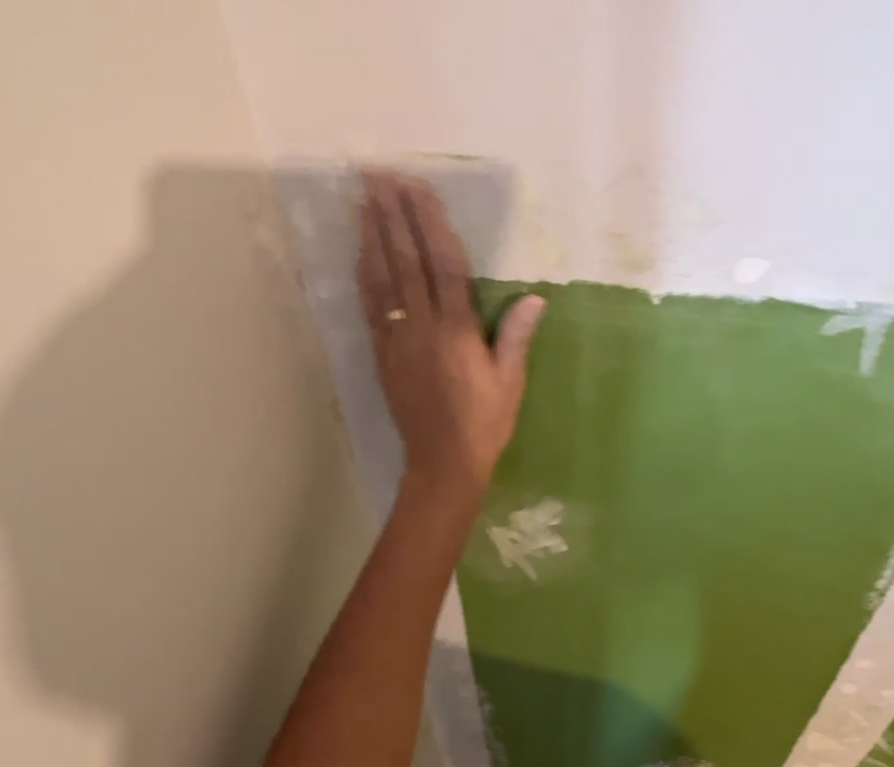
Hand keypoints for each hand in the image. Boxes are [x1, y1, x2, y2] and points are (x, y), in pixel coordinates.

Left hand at [357, 169, 545, 501]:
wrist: (442, 464)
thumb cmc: (484, 425)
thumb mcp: (509, 383)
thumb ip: (514, 338)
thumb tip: (534, 297)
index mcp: (457, 332)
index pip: (443, 264)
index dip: (428, 222)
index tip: (416, 187)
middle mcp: (423, 328)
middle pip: (405, 261)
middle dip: (391, 215)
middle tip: (378, 175)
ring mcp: (397, 341)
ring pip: (382, 279)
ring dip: (371, 236)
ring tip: (362, 199)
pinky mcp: (383, 356)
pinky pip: (370, 308)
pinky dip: (363, 276)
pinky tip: (359, 251)